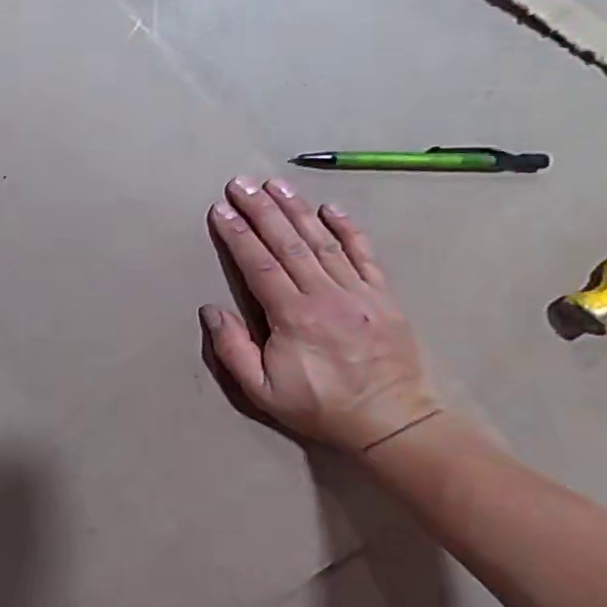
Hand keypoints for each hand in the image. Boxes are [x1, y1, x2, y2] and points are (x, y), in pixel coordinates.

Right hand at [200, 175, 440, 451]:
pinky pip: (364, 254)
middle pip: (288, 243)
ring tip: (275, 184)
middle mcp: (326, 295)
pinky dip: (348, 229)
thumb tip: (211, 310)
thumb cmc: (321, 408)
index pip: (259, 264)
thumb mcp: (262, 392)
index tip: (221, 209)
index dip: (237, 234)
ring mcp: (359, 292)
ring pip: (322, 241)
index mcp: (294, 316)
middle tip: (241, 183)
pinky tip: (330, 208)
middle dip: (261, 209)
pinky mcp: (383, 296)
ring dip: (296, 209)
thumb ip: (233, 350)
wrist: (395, 423)